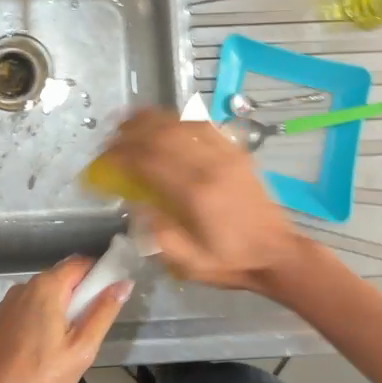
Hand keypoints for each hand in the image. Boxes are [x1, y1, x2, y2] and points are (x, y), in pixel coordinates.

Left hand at [0, 256, 129, 382]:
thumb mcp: (81, 349)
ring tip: (68, 341)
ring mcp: (10, 301)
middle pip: (62, 276)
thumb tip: (123, 283)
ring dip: (61, 305)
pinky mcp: (0, 318)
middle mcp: (26, 286)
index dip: (99, 273)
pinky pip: (30, 305)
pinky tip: (44, 345)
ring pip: (45, 292)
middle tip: (91, 326)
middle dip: (80, 293)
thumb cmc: (40, 378)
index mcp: (47, 287)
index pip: (80, 263)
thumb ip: (103, 313)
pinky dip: (43, 314)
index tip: (111, 295)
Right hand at [106, 105, 312, 294]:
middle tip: (111, 137)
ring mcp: (225, 154)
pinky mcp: (236, 151)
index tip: (104, 157)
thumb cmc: (231, 262)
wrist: (277, 254)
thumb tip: (137, 207)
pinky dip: (180, 118)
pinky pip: (204, 124)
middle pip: (162, 134)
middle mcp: (209, 166)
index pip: (149, 161)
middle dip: (131, 131)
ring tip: (130, 121)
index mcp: (194, 194)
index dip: (121, 155)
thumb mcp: (190, 264)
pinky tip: (167, 121)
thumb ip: (159, 236)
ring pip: (182, 122)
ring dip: (153, 118)